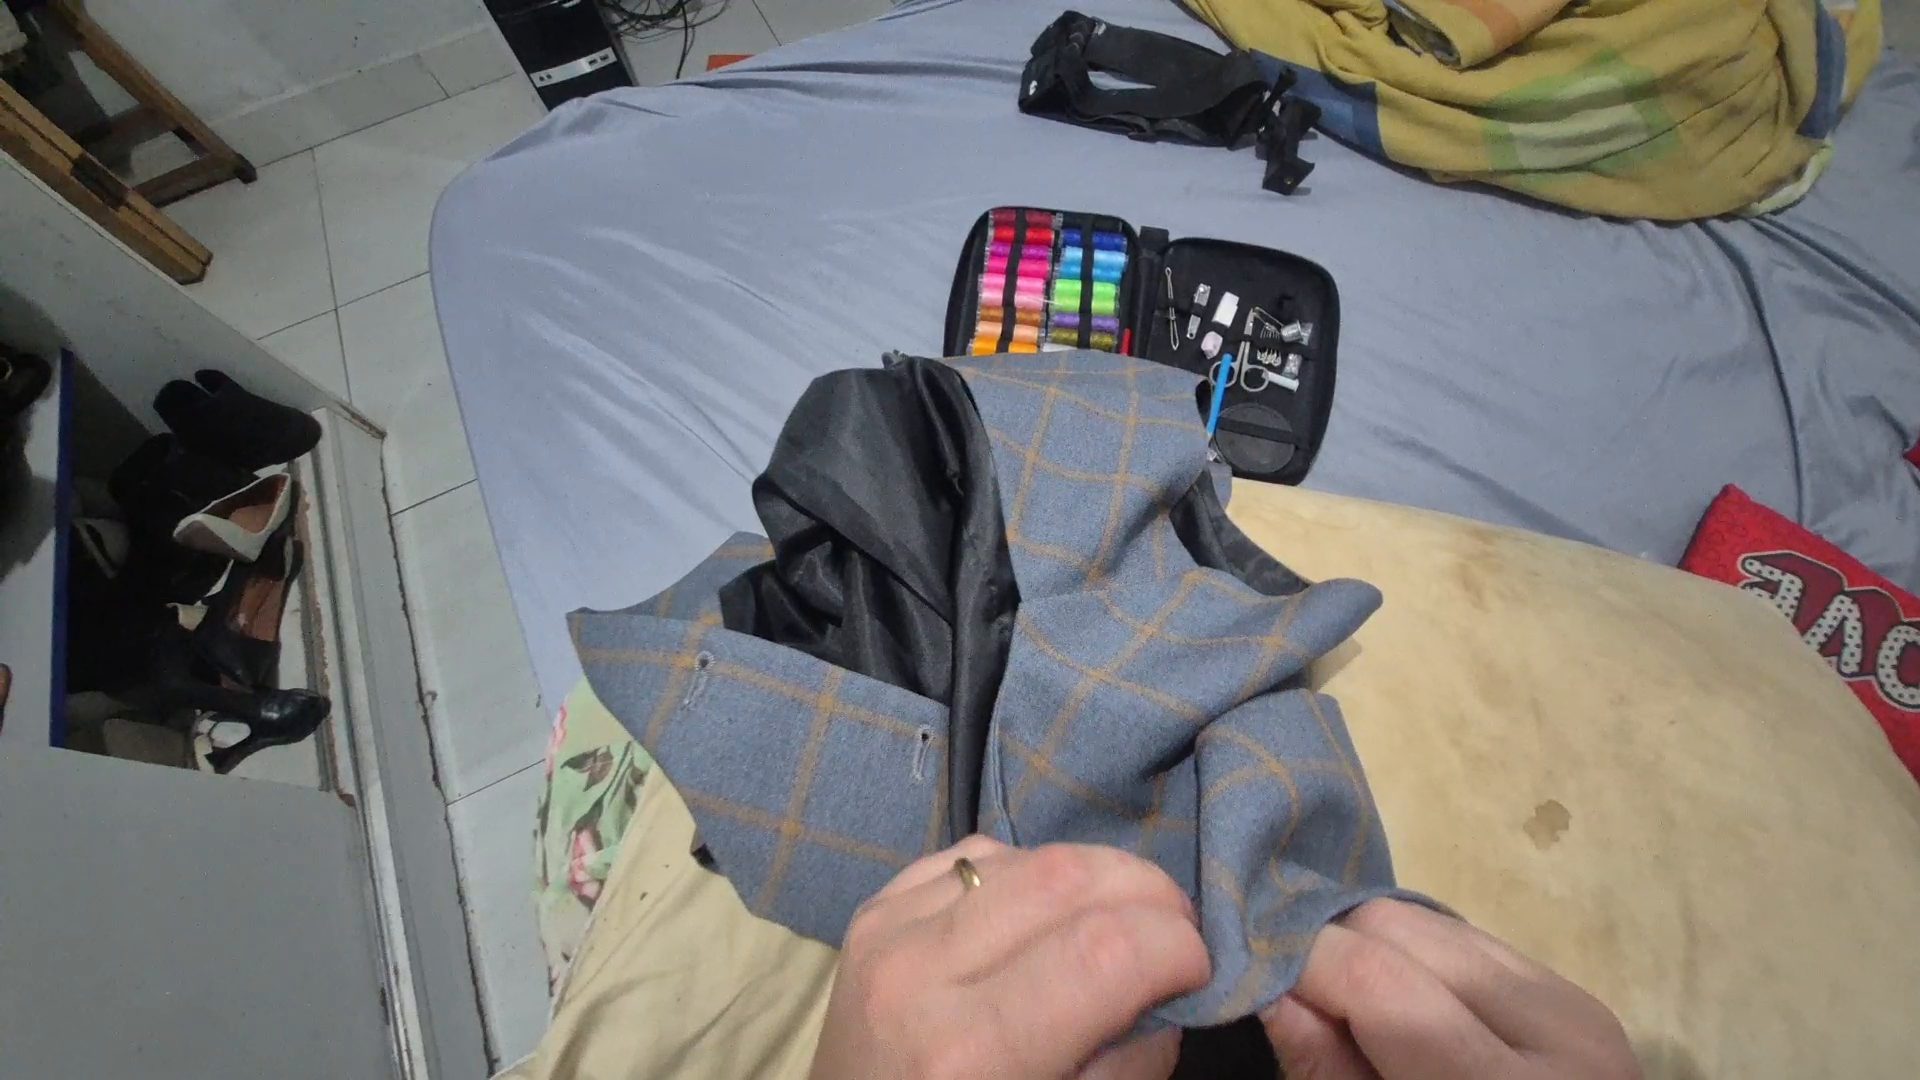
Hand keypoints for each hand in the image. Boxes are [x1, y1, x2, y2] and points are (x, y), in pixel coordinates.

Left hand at [809, 835, 1210, 1079]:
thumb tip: (1169, 987)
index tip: (1201, 962)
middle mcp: (918, 969)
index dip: (1173, 943)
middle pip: (1061, 877)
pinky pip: (974, 855)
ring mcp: (886, 924)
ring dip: (1089, 875)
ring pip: (1022, 854)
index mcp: (966, 1054)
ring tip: (1116, 914)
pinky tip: (1042, 908)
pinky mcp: (874, 904)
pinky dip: (1027, 872)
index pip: (1100, 952)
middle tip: (1175, 923)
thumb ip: (1126, 1065)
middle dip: (1142, 887)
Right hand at [1262, 898, 1640, 1079]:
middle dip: (1326, 947)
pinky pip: (1451, 933)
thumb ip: (1321, 1069)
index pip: (1374, 977)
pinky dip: (1405, 954)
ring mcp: (1567, 1001)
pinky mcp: (1564, 989)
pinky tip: (1404, 1003)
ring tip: (1353, 1006)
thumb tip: (1265, 984)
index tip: (1249, 972)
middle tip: (1300, 998)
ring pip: (1416, 917)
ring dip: (1363, 945)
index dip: (1295, 960)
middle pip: (1390, 926)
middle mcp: (1557, 1034)